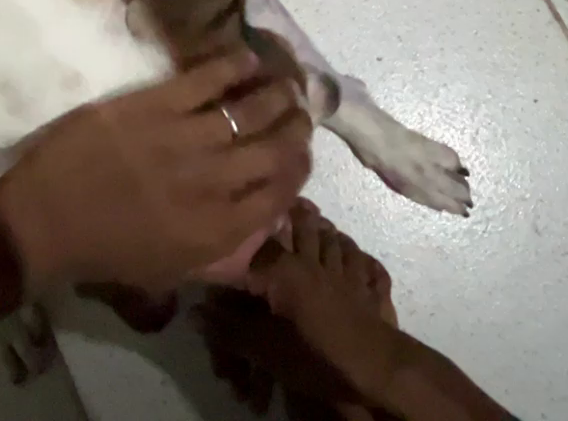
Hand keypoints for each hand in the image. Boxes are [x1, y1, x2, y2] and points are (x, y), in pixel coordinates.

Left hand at [0, 52, 310, 293]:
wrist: (44, 221)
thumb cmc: (106, 250)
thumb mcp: (172, 270)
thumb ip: (224, 253)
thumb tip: (266, 224)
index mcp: (218, 229)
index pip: (281, 193)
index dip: (299, 168)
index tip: (302, 150)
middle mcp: (214, 183)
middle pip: (275, 148)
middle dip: (297, 127)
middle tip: (302, 109)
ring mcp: (186, 140)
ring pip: (250, 111)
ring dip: (276, 94)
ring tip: (287, 81)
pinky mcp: (156, 105)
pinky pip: (207, 79)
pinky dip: (234, 66)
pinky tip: (249, 58)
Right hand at [196, 201, 404, 412]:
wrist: (373, 369)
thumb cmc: (314, 356)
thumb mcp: (264, 349)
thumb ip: (230, 329)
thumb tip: (193, 313)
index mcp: (286, 270)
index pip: (264, 240)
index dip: (255, 224)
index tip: (249, 205)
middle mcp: (316, 263)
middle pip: (307, 228)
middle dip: (298, 213)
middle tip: (290, 199)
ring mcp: (348, 275)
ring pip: (338, 241)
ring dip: (329, 230)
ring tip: (321, 219)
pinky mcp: (373, 292)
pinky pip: (370, 266)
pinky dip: (363, 257)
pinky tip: (359, 253)